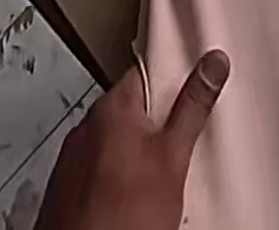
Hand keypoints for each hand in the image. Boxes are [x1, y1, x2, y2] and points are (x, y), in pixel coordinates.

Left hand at [34, 50, 230, 229]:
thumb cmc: (121, 220)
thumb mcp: (174, 157)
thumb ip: (194, 105)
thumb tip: (212, 64)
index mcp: (111, 107)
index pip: (147, 71)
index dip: (173, 80)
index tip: (192, 90)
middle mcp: (86, 125)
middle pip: (133, 105)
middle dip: (157, 122)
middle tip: (179, 145)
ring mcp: (72, 158)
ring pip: (116, 138)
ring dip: (136, 150)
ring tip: (157, 179)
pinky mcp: (65, 189)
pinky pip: (99, 166)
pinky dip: (116, 175)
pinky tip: (133, 198)